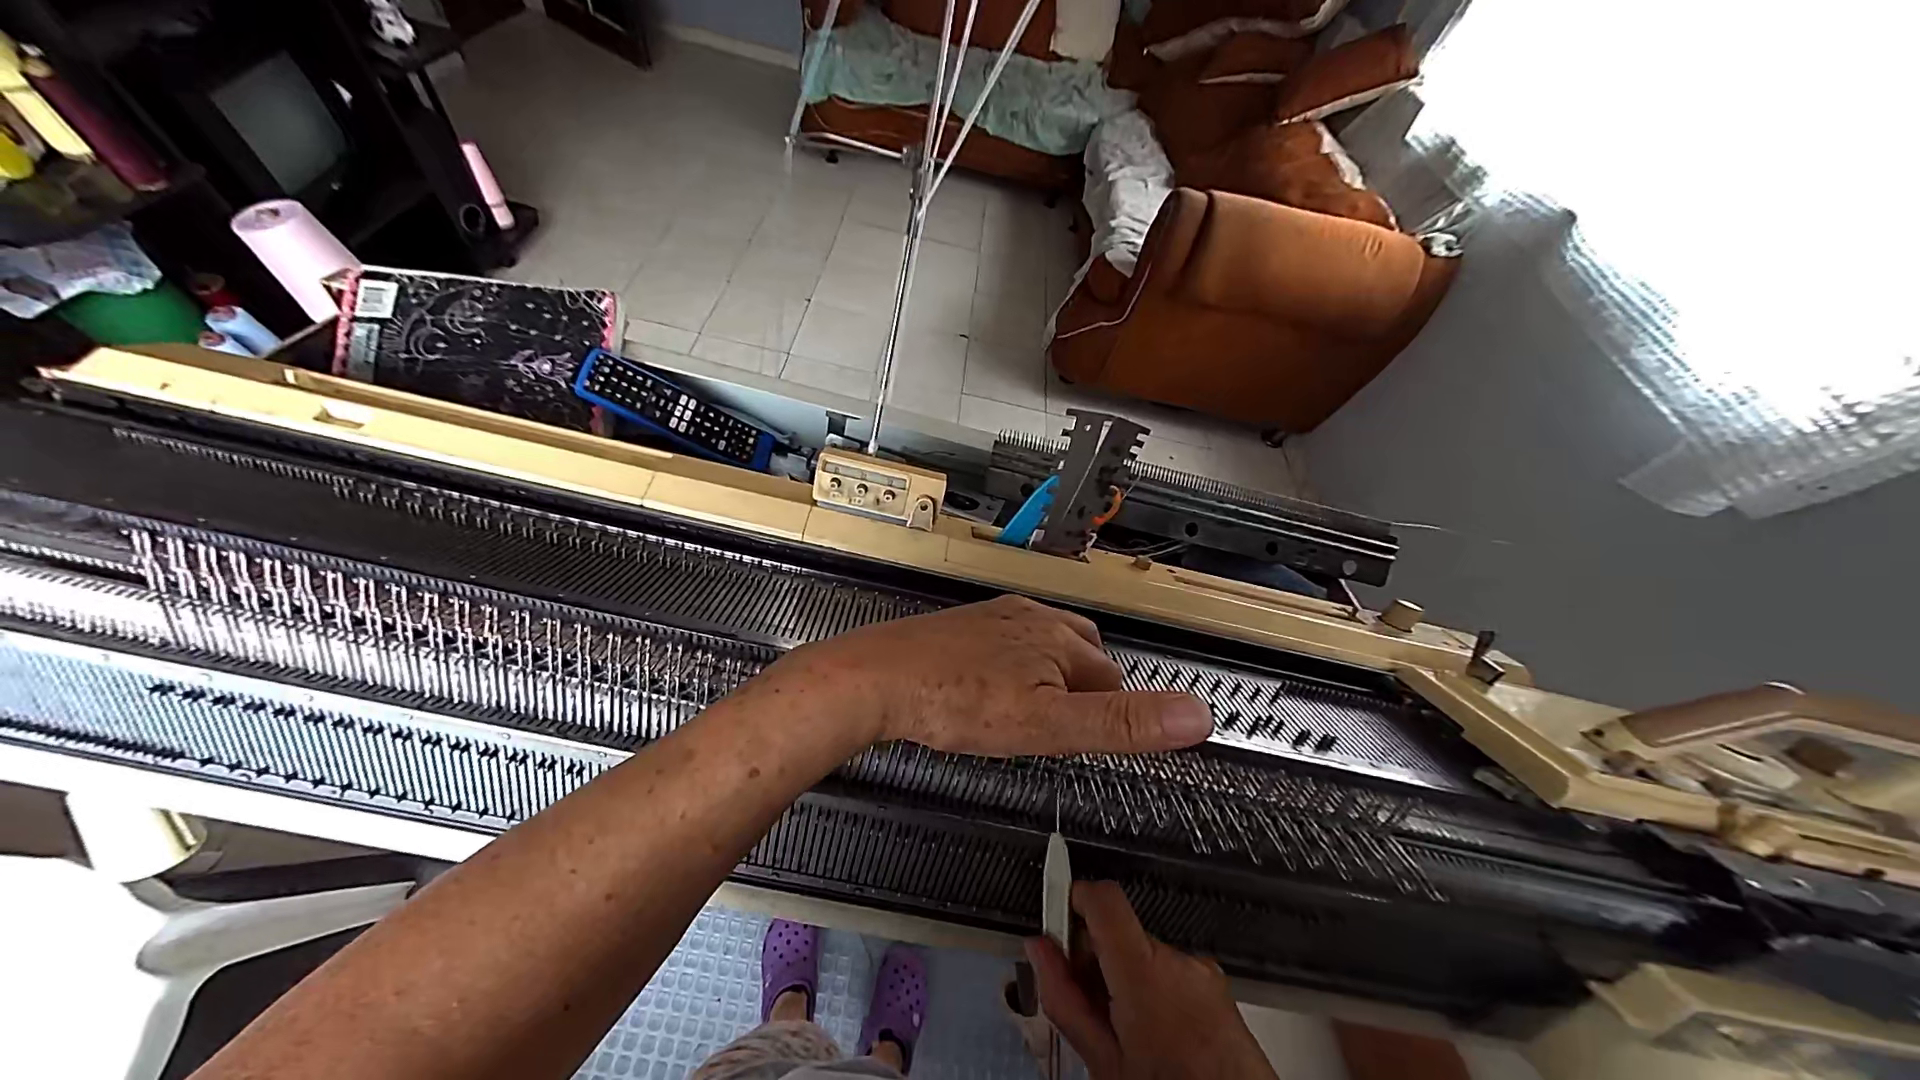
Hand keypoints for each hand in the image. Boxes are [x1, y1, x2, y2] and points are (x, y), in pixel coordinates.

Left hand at [752, 595, 1212, 756]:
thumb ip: (1121, 723)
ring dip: (1051, 673)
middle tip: (1076, 725)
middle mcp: (1026, 619)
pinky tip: (992, 691)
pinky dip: (1012, 667)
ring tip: (1042, 709)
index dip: (1111, 710)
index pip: (1110, 676)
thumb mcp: (1049, 725)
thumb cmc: (954, 702)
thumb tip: (1195, 715)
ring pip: (1041, 644)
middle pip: (1080, 651)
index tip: (1104, 735)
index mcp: (1056, 638)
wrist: (874, 680)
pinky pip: (1002, 644)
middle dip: (1086, 686)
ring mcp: (988, 621)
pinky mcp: (958, 631)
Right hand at [1026, 881, 1279, 1079]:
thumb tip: (1039, 950)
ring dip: (1125, 980)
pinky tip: (1154, 1036)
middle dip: (1096, 958)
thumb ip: (1064, 998)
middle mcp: (1180, 961)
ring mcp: (1204, 973)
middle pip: (1120, 931)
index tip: (1057, 917)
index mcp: (1146, 972)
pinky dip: (1154, 992)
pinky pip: (1171, 972)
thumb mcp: (1103, 1061)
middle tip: (1087, 1006)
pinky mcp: (1218, 988)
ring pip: (1143, 955)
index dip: (1074, 898)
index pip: (1104, 897)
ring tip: (1126, 1034)